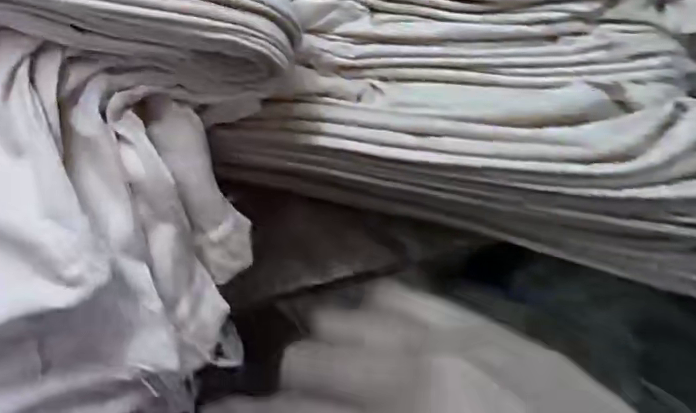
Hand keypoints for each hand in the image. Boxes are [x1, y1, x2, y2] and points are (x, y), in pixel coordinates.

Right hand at [205, 282, 630, 412]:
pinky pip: (391, 294)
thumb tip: (277, 404)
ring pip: (336, 316)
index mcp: (416, 412)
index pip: (289, 406)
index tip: (209, 411)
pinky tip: (373, 342)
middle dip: (281, 388)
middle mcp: (422, 367)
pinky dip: (368, 319)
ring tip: (327, 379)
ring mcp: (457, 334)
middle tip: (277, 404)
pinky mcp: (487, 321)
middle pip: (302, 358)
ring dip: (323, 352)